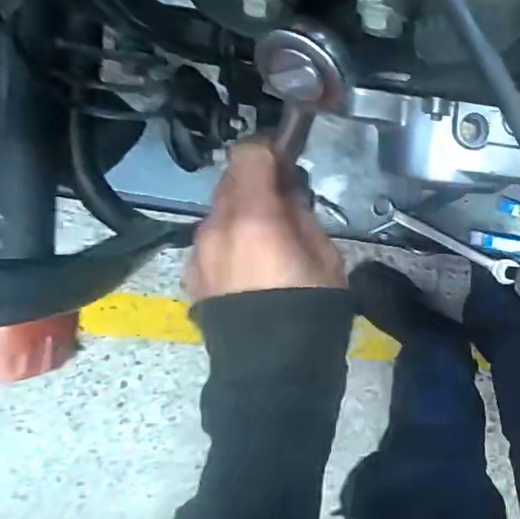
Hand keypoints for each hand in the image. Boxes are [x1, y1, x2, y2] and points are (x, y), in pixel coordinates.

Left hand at [183, 141, 345, 299]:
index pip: (250, 155)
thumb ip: (303, 218)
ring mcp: (199, 252)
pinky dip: (230, 236)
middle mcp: (216, 227)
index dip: (271, 148)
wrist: (271, 370)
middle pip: (231, 179)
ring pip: (219, 210)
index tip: (289, 155)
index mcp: (253, 217)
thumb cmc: (310, 310)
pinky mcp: (193, 274)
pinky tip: (252, 260)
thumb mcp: (326, 258)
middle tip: (287, 194)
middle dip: (258, 179)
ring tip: (272, 232)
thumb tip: (290, 197)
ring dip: (243, 209)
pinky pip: (212, 240)